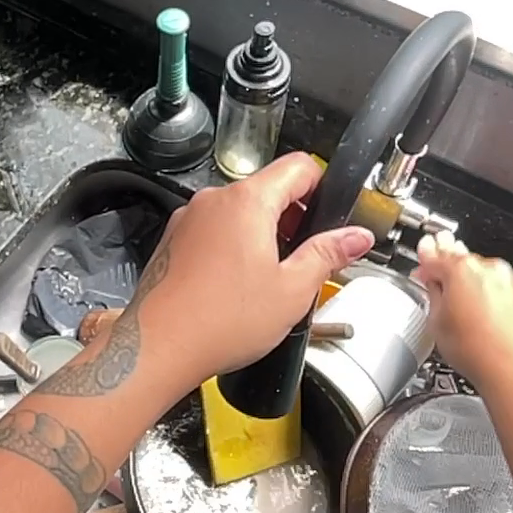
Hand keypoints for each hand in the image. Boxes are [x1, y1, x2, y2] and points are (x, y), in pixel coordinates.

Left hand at [133, 153, 374, 388]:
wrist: (157, 345)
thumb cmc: (218, 321)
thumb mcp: (291, 290)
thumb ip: (327, 255)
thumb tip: (355, 237)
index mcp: (246, 201)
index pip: (298, 167)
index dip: (322, 188)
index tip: (329, 216)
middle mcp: (213, 201)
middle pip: (267, 189)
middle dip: (293, 218)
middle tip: (305, 258)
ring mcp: (189, 219)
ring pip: (239, 211)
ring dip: (261, 234)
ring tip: (270, 279)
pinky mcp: (174, 240)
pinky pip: (213, 230)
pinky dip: (232, 246)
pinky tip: (237, 285)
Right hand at [415, 231, 512, 388]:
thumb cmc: (478, 349)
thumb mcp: (436, 320)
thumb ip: (432, 292)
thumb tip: (432, 284)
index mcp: (460, 269)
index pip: (433, 254)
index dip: (423, 259)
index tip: (420, 261)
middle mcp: (487, 268)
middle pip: (458, 257)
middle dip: (444, 261)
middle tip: (432, 267)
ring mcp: (507, 280)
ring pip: (477, 269)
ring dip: (463, 275)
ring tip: (452, 291)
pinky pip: (494, 282)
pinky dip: (482, 287)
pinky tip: (473, 303)